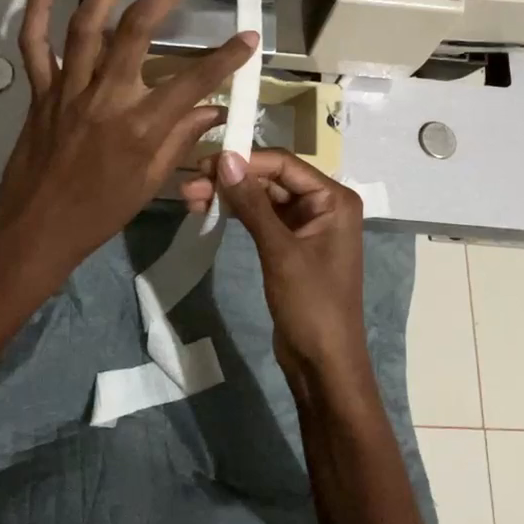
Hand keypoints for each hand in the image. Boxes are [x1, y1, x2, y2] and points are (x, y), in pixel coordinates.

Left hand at [0, 0, 259, 294]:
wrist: (33, 230)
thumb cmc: (98, 213)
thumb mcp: (150, 183)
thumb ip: (181, 139)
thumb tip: (211, 109)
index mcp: (138, 127)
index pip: (193, 82)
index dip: (226, 58)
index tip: (251, 36)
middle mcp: (104, 98)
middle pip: (136, 31)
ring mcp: (67, 88)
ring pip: (86, 23)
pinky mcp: (40, 89)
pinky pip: (34, 42)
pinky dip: (39, 6)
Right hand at [205, 149, 367, 369]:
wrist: (324, 364)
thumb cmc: (311, 305)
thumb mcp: (280, 252)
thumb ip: (252, 204)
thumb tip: (226, 159)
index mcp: (334, 199)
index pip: (283, 164)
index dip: (244, 160)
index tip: (204, 163)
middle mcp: (324, 205)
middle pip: (271, 179)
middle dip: (231, 179)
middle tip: (189, 183)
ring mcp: (307, 225)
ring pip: (262, 198)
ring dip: (229, 196)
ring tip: (189, 198)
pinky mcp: (291, 244)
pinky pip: (261, 218)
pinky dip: (237, 214)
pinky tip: (208, 211)